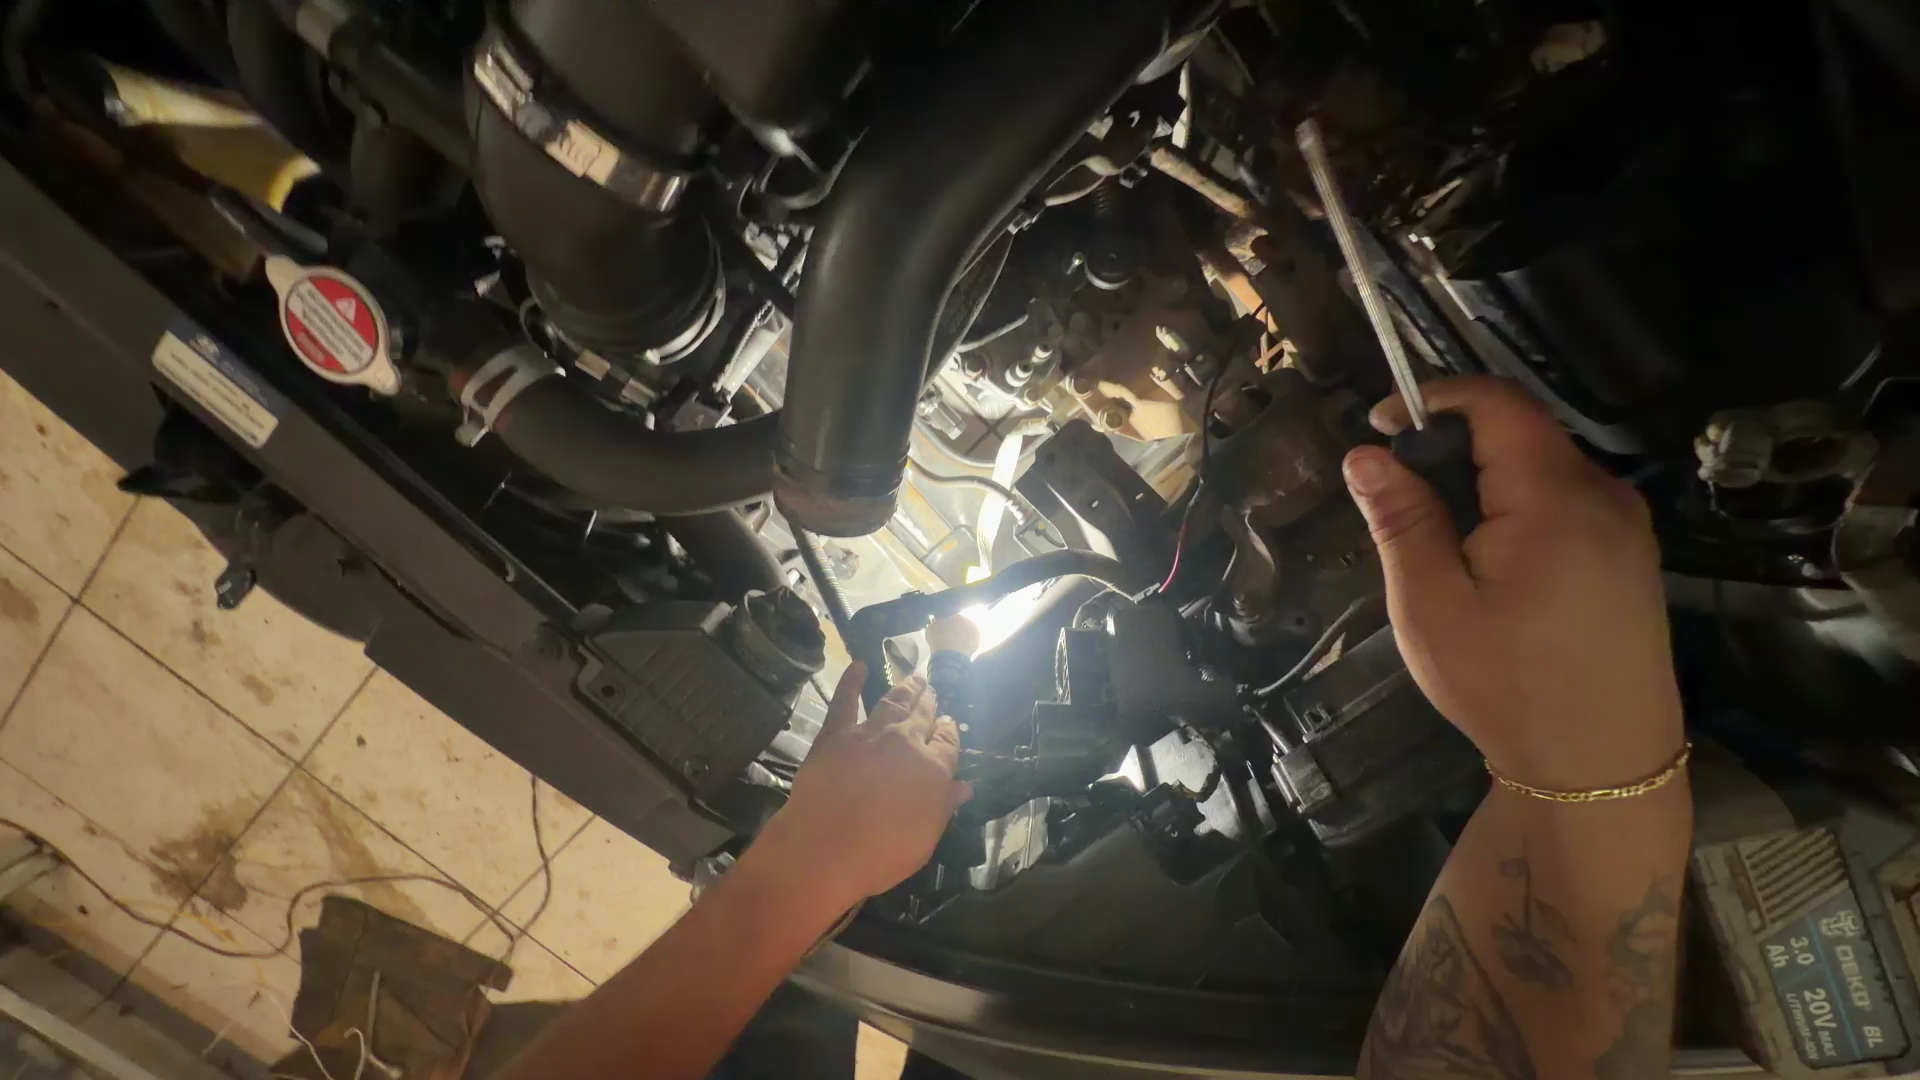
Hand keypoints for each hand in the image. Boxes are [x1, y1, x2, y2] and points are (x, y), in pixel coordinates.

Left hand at [752, 664, 970, 907]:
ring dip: (906, 688)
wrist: (825, 847)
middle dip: (930, 702)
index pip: (948, 742)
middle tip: (932, 691)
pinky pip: (845, 700)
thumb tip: (965, 785)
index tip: (949, 724)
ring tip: (914, 678)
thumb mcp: (925, 839)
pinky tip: (858, 665)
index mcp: (933, 768)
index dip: (949, 732)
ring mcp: (870, 733)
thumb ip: (944, 807)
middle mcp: (906, 742)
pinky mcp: (836, 733)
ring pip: (893, 702)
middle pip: (923, 715)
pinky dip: (851, 680)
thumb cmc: (881, 854)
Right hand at [1343, 376, 1683, 791]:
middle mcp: (1603, 497)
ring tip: (1428, 528)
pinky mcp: (1626, 555)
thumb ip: (1401, 520)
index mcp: (1554, 500)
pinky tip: (1478, 552)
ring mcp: (1624, 527)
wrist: (1599, 764)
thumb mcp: (1430, 602)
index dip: (1434, 398)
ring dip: (1477, 473)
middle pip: (1520, 431)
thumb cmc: (1503, 681)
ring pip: (1539, 465)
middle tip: (1394, 491)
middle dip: (1448, 440)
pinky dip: (1507, 500)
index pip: (1499, 405)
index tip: (1379, 426)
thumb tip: (1364, 454)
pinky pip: (1560, 498)